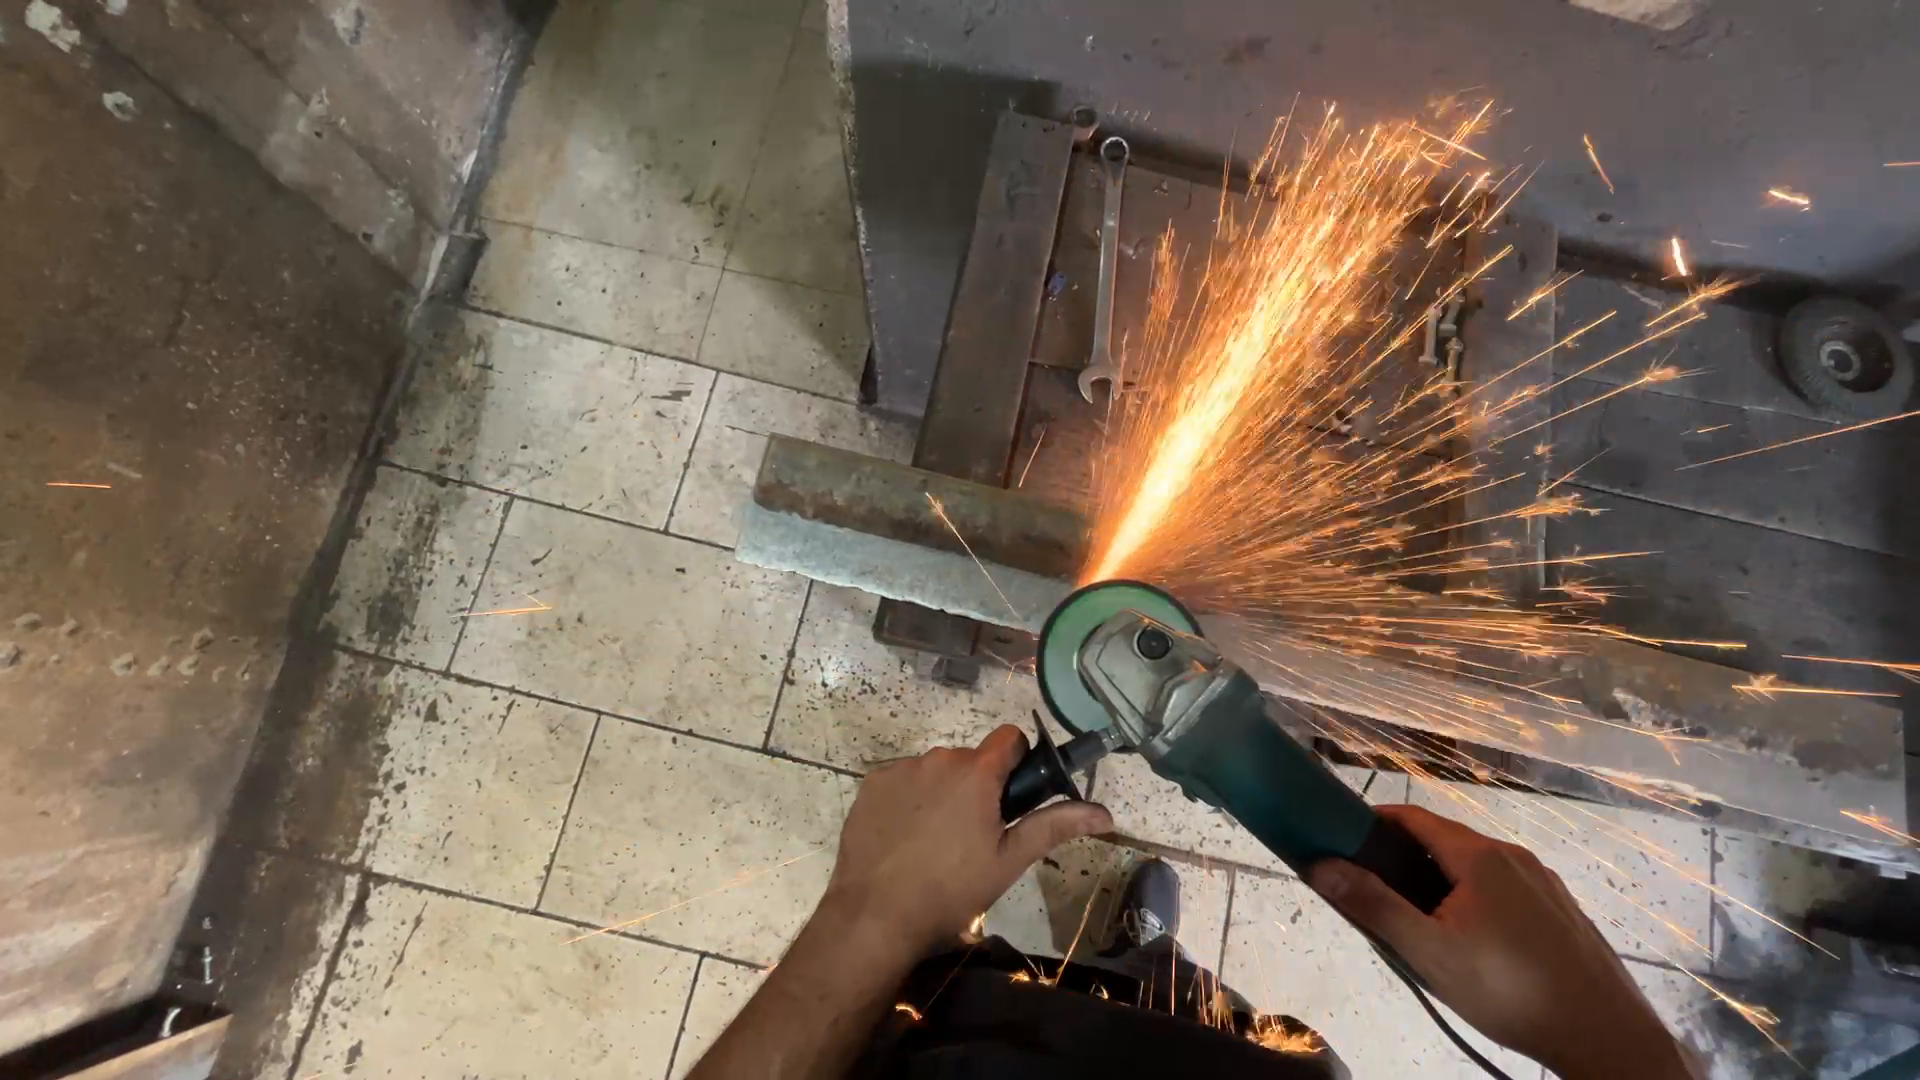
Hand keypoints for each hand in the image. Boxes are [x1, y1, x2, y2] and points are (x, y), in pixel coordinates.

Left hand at [818, 725, 1112, 958]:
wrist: (874, 916)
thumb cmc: (951, 890)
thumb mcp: (1009, 861)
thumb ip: (1055, 826)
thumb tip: (1105, 813)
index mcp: (976, 771)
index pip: (1009, 737)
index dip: (1018, 761)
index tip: (1012, 796)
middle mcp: (938, 757)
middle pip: (971, 760)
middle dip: (978, 787)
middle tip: (974, 835)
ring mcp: (901, 768)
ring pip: (936, 770)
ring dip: (943, 793)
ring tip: (936, 843)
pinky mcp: (871, 783)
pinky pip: (903, 780)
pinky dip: (909, 800)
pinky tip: (904, 838)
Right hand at [1306, 805, 1694, 1079]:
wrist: (1612, 1045)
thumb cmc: (1509, 991)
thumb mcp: (1429, 952)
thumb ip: (1372, 905)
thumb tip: (1319, 865)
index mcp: (1478, 856)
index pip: (1414, 816)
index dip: (1377, 822)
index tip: (1348, 841)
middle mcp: (1513, 857)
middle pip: (1445, 840)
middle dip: (1405, 855)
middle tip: (1378, 889)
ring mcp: (1546, 884)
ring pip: (1476, 866)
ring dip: (1441, 878)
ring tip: (1423, 918)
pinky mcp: (1565, 913)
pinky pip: (1506, 888)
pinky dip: (1476, 896)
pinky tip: (1476, 940)